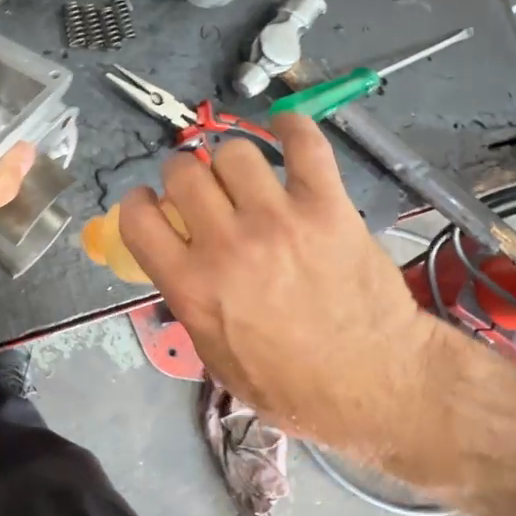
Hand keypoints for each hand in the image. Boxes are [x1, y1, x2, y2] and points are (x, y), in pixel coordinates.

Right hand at [118, 116, 446, 458]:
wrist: (377, 387)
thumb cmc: (290, 384)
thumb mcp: (212, 354)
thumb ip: (186, 298)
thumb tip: (173, 254)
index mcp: (191, 285)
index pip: (138, 216)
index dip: (138, 203)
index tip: (152, 205)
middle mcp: (228, 245)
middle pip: (182, 173)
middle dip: (182, 177)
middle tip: (201, 193)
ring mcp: (279, 221)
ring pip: (233, 153)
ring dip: (231, 162)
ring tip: (245, 179)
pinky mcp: (327, 207)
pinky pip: (304, 145)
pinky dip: (291, 128)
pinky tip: (283, 130)